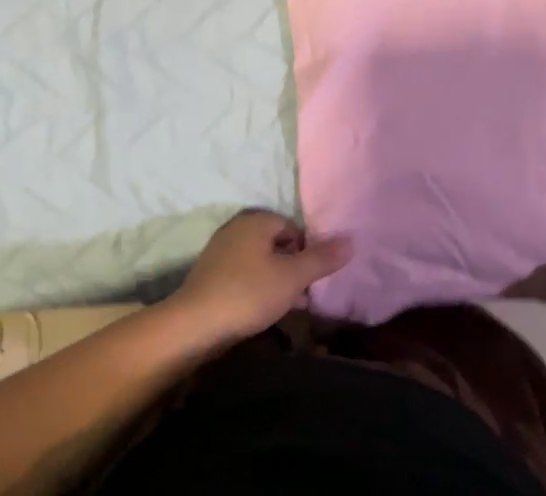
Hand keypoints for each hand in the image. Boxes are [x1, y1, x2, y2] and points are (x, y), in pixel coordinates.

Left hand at [168, 211, 352, 344]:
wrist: (195, 324)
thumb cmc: (248, 293)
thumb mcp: (292, 277)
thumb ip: (322, 259)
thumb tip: (351, 240)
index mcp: (255, 221)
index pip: (292, 226)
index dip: (307, 250)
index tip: (312, 277)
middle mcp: (236, 229)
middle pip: (276, 242)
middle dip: (292, 266)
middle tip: (303, 292)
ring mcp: (220, 251)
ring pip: (260, 260)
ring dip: (275, 279)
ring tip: (287, 305)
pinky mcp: (210, 274)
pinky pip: (243, 274)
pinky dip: (256, 287)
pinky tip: (262, 309)